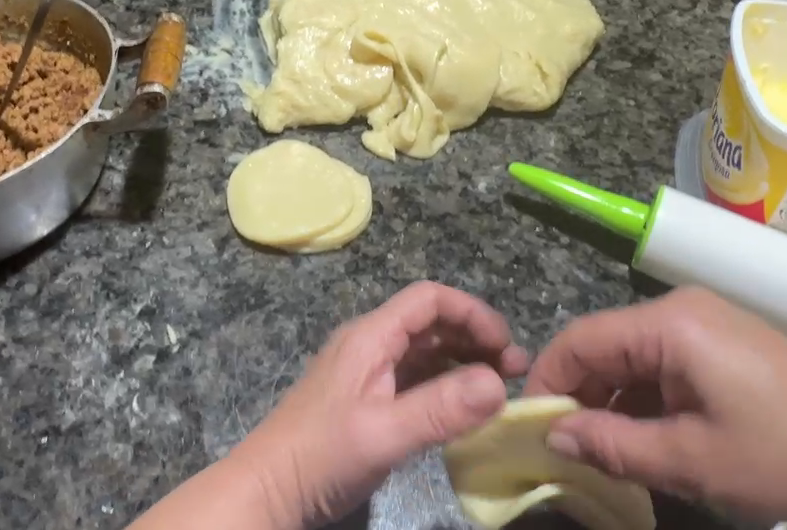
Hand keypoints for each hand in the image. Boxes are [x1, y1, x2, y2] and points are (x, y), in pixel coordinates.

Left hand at [232, 281, 530, 528]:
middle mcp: (371, 343)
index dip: (472, 312)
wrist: (269, 487)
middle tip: (516, 370)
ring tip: (502, 388)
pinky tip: (467, 408)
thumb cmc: (322, 454)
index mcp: (371, 336)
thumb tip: (499, 383)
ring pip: (426, 349)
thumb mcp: (384, 434)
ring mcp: (369, 370)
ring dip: (464, 361)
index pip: (429, 299)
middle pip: (431, 321)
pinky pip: (416, 377)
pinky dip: (446, 384)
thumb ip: (440, 408)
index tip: (506, 346)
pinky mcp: (369, 398)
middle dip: (475, 336)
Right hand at [525, 287, 786, 529]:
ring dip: (618, 405)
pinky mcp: (732, 347)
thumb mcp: (695, 462)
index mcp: (669, 322)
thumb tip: (554, 438)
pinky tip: (655, 445)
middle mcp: (682, 310)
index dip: (549, 382)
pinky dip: (652, 403)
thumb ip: (615, 445)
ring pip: (637, 360)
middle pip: (607, 347)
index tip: (530, 430)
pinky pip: (669, 367)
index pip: (581, 340)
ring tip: (610, 458)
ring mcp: (710, 325)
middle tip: (569, 453)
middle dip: (583, 397)